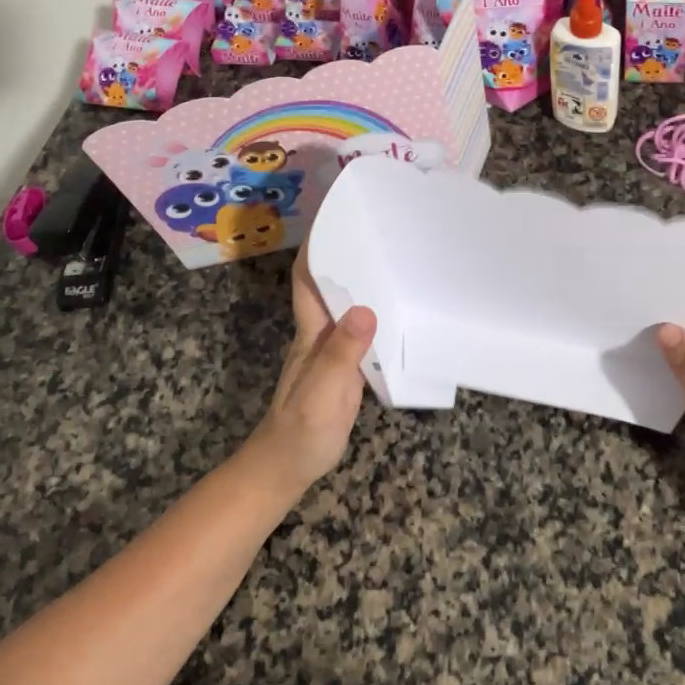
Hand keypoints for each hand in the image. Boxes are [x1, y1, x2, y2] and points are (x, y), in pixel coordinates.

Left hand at [246, 248, 375, 495]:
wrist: (285, 467)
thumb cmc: (300, 430)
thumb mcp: (322, 394)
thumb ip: (342, 355)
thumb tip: (366, 309)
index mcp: (312, 334)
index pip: (307, 280)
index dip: (317, 248)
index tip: (338, 217)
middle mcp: (320, 335)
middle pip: (330, 287)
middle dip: (347, 256)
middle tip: (383, 233)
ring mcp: (332, 353)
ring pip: (347, 308)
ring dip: (364, 285)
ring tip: (399, 264)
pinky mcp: (345, 370)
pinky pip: (361, 333)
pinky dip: (376, 317)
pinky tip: (399, 314)